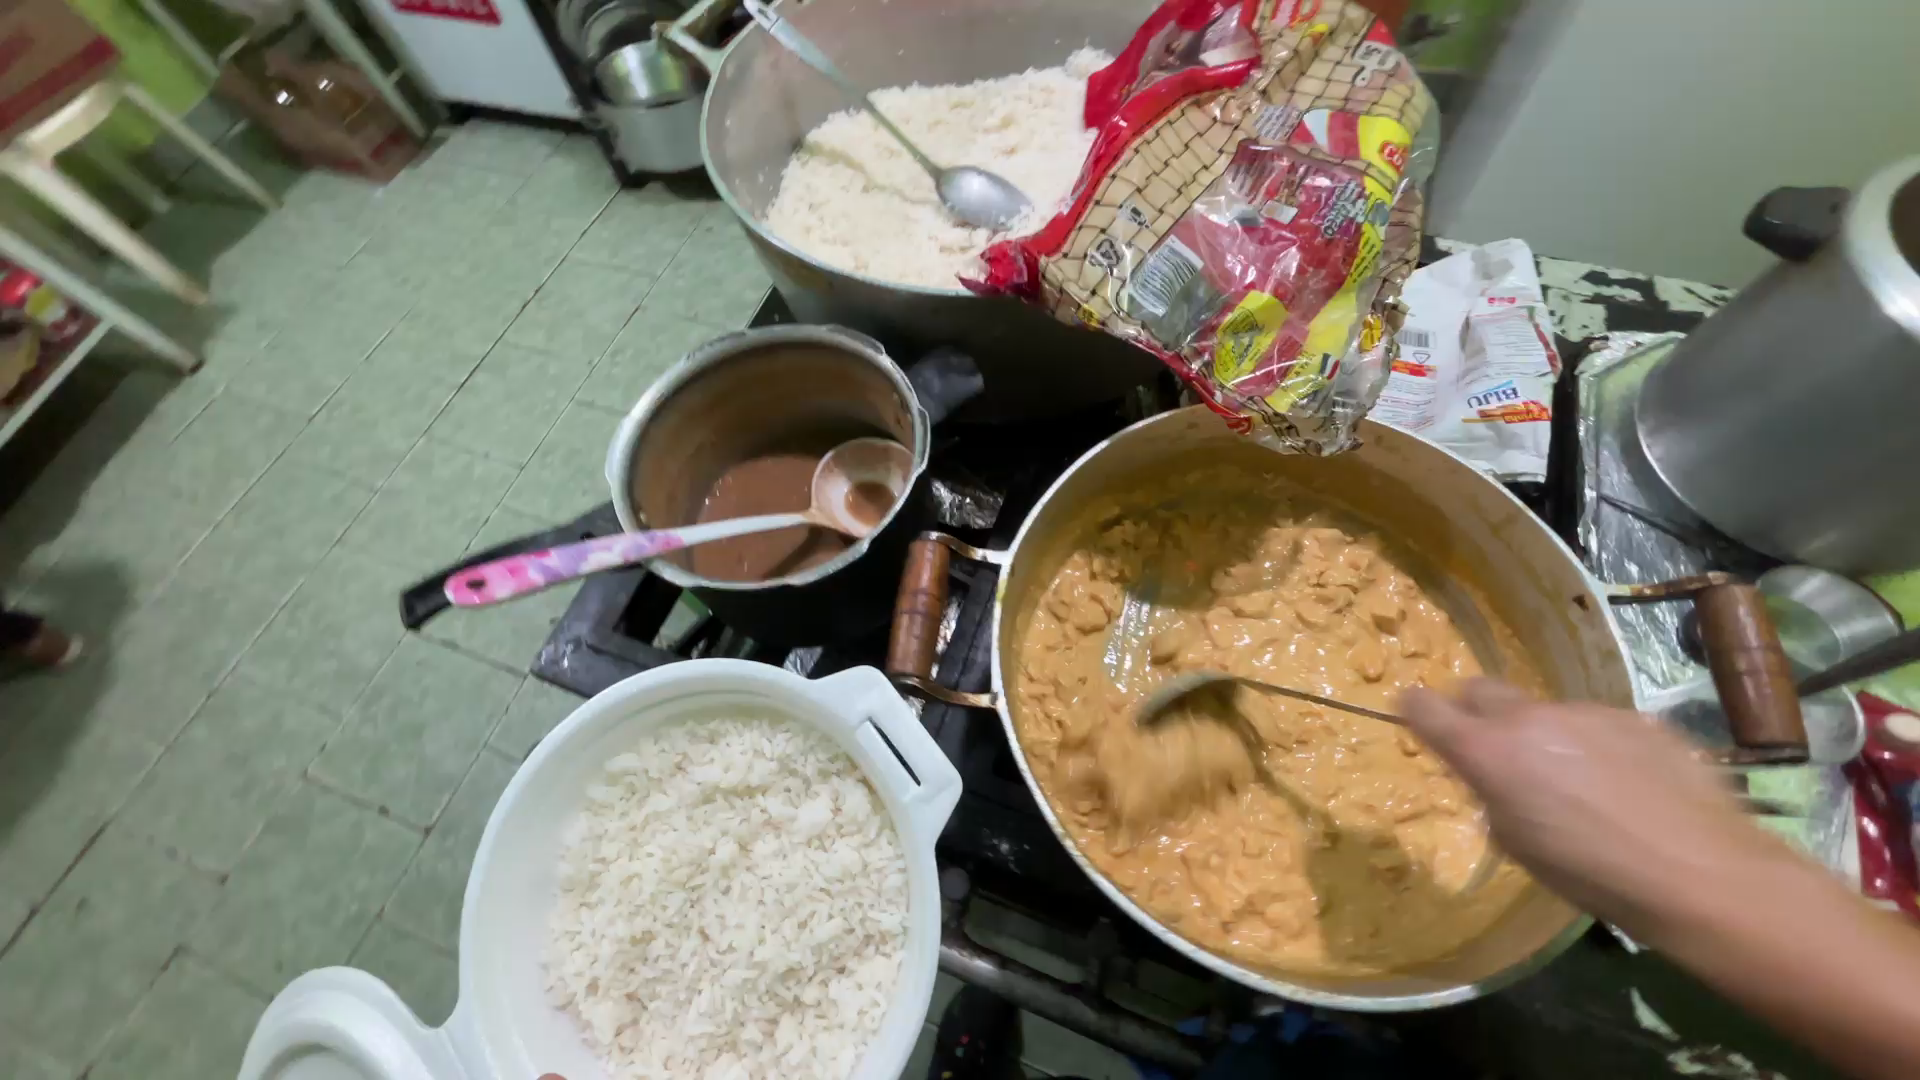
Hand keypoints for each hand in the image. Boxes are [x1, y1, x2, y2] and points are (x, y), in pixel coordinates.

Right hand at [1400, 679, 1779, 934]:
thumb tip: (1498, 778)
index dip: (1414, 709)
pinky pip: (1598, 724)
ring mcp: (1585, 713)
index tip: (1415, 717)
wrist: (1706, 878)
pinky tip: (1629, 785)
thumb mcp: (1514, 842)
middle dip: (1475, 710)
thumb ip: (1491, 793)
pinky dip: (1597, 746)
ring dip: (1545, 735)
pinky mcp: (1637, 720)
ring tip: (1583, 782)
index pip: (1423, 706)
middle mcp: (1526, 719)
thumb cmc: (1591, 873)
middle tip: (1497, 748)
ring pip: (1544, 711)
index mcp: (1485, 751)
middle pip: (1478, 689)